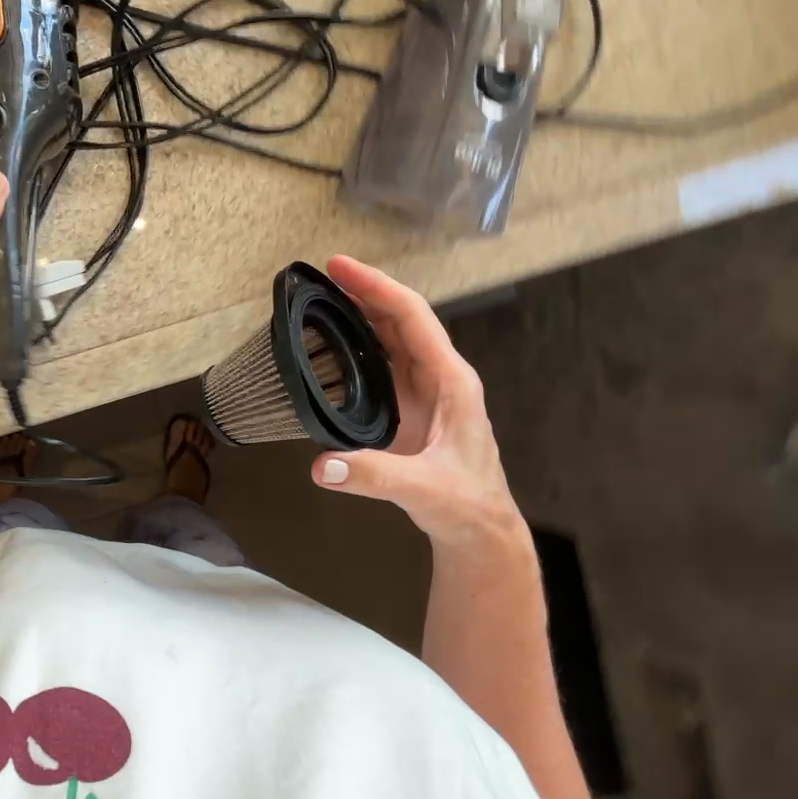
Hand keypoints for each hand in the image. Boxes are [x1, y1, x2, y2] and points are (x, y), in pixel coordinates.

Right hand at [309, 255, 525, 552]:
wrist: (478, 530)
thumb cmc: (463, 505)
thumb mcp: (421, 490)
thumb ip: (371, 476)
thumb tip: (319, 466)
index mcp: (450, 381)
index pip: (412, 320)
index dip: (377, 288)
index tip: (340, 267)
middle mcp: (438, 377)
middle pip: (401, 320)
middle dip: (365, 292)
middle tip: (322, 275)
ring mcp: (424, 392)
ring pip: (393, 338)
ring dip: (362, 314)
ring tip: (323, 298)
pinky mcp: (409, 408)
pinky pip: (383, 363)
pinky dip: (359, 345)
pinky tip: (333, 343)